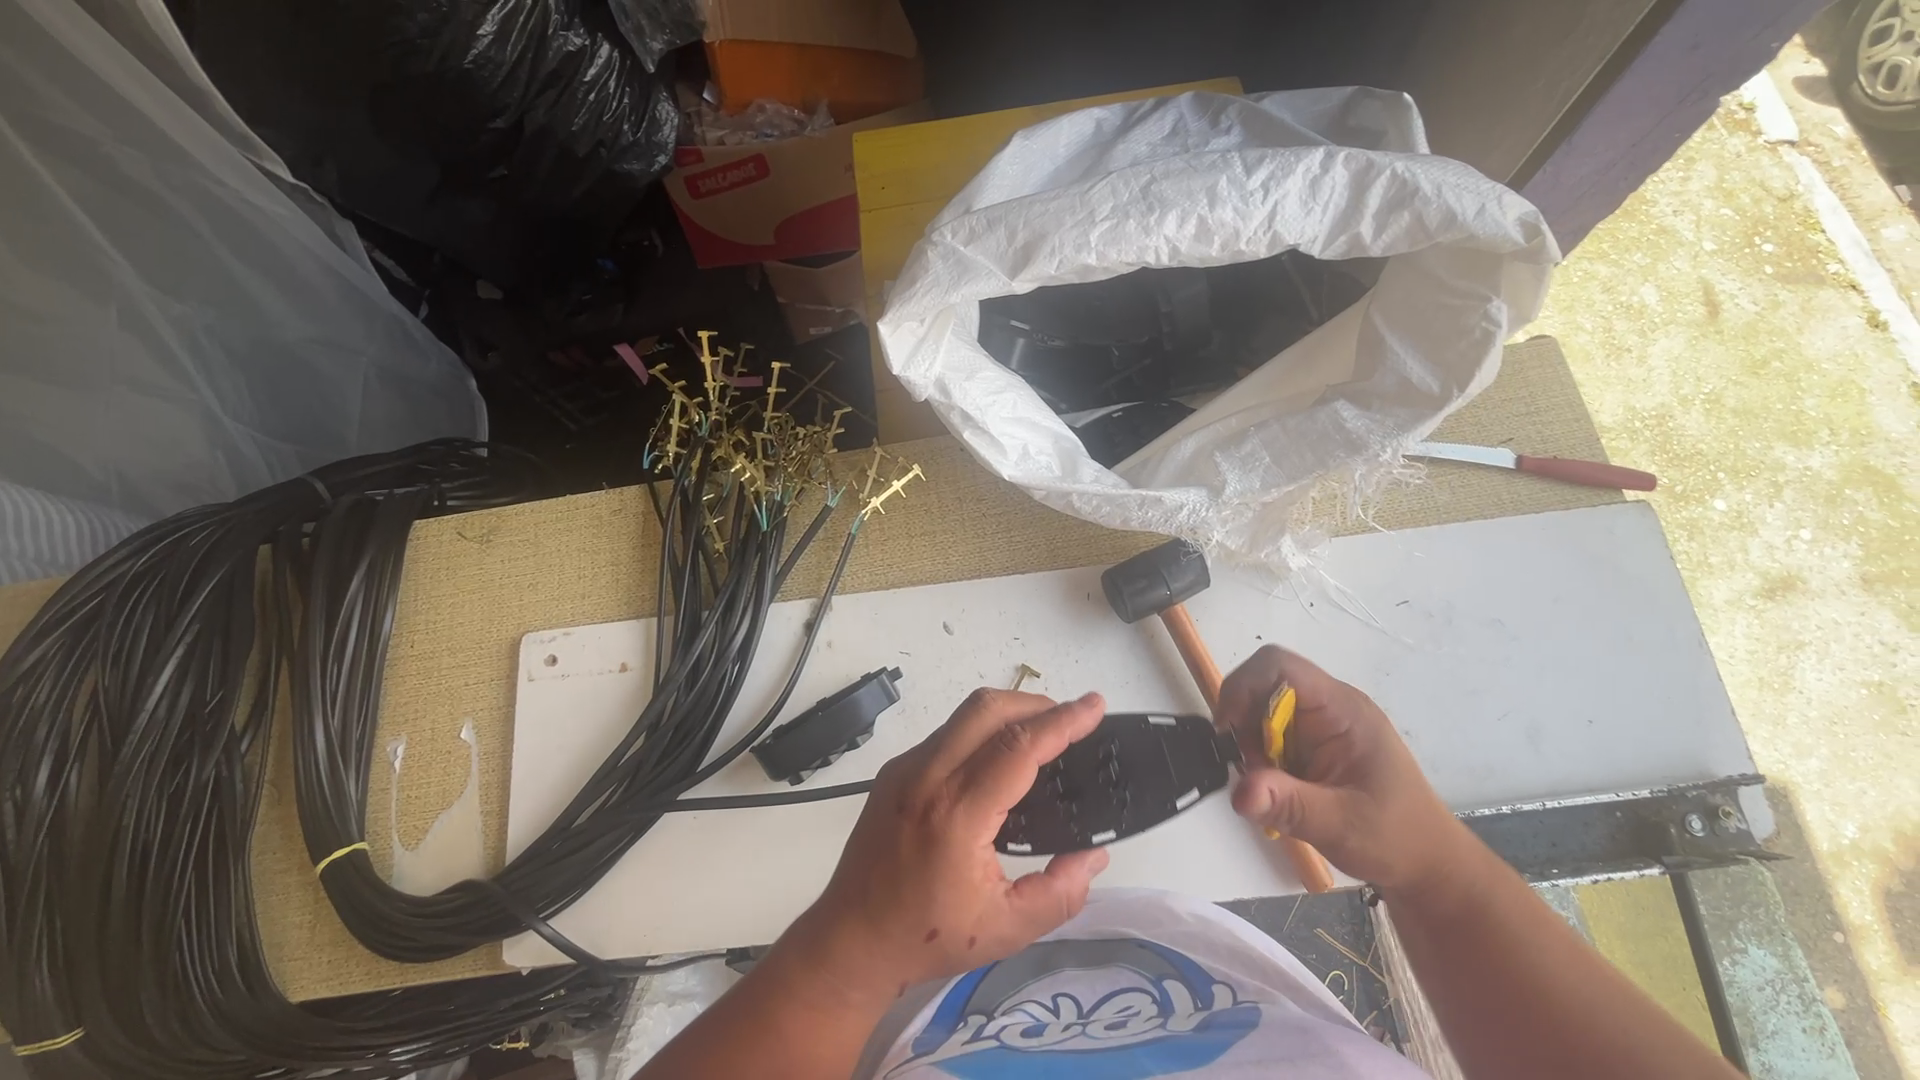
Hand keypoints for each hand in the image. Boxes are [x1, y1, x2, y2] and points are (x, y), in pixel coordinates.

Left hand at [784, 689, 1111, 1003]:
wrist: (851, 939)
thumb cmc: (928, 936)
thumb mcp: (1008, 929)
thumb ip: (1061, 893)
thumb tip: (1095, 855)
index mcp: (957, 815)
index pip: (1018, 747)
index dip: (1063, 722)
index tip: (1095, 706)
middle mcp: (927, 778)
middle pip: (988, 710)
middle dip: (1037, 703)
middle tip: (1072, 720)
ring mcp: (905, 769)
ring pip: (964, 716)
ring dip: (1008, 714)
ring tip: (1042, 737)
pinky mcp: (893, 772)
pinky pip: (946, 734)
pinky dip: (981, 731)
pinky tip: (998, 760)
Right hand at [1217, 646, 1468, 890]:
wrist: (1428, 864)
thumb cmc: (1396, 839)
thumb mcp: (1340, 825)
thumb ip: (1288, 805)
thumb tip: (1240, 793)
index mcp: (1342, 710)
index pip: (1278, 667)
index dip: (1242, 689)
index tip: (1230, 735)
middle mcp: (1329, 706)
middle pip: (1263, 686)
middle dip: (1244, 726)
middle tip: (1253, 772)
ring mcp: (1322, 724)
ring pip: (1261, 711)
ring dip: (1252, 747)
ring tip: (1270, 788)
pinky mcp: (1314, 743)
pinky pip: (1271, 734)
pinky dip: (1262, 761)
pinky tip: (1279, 791)